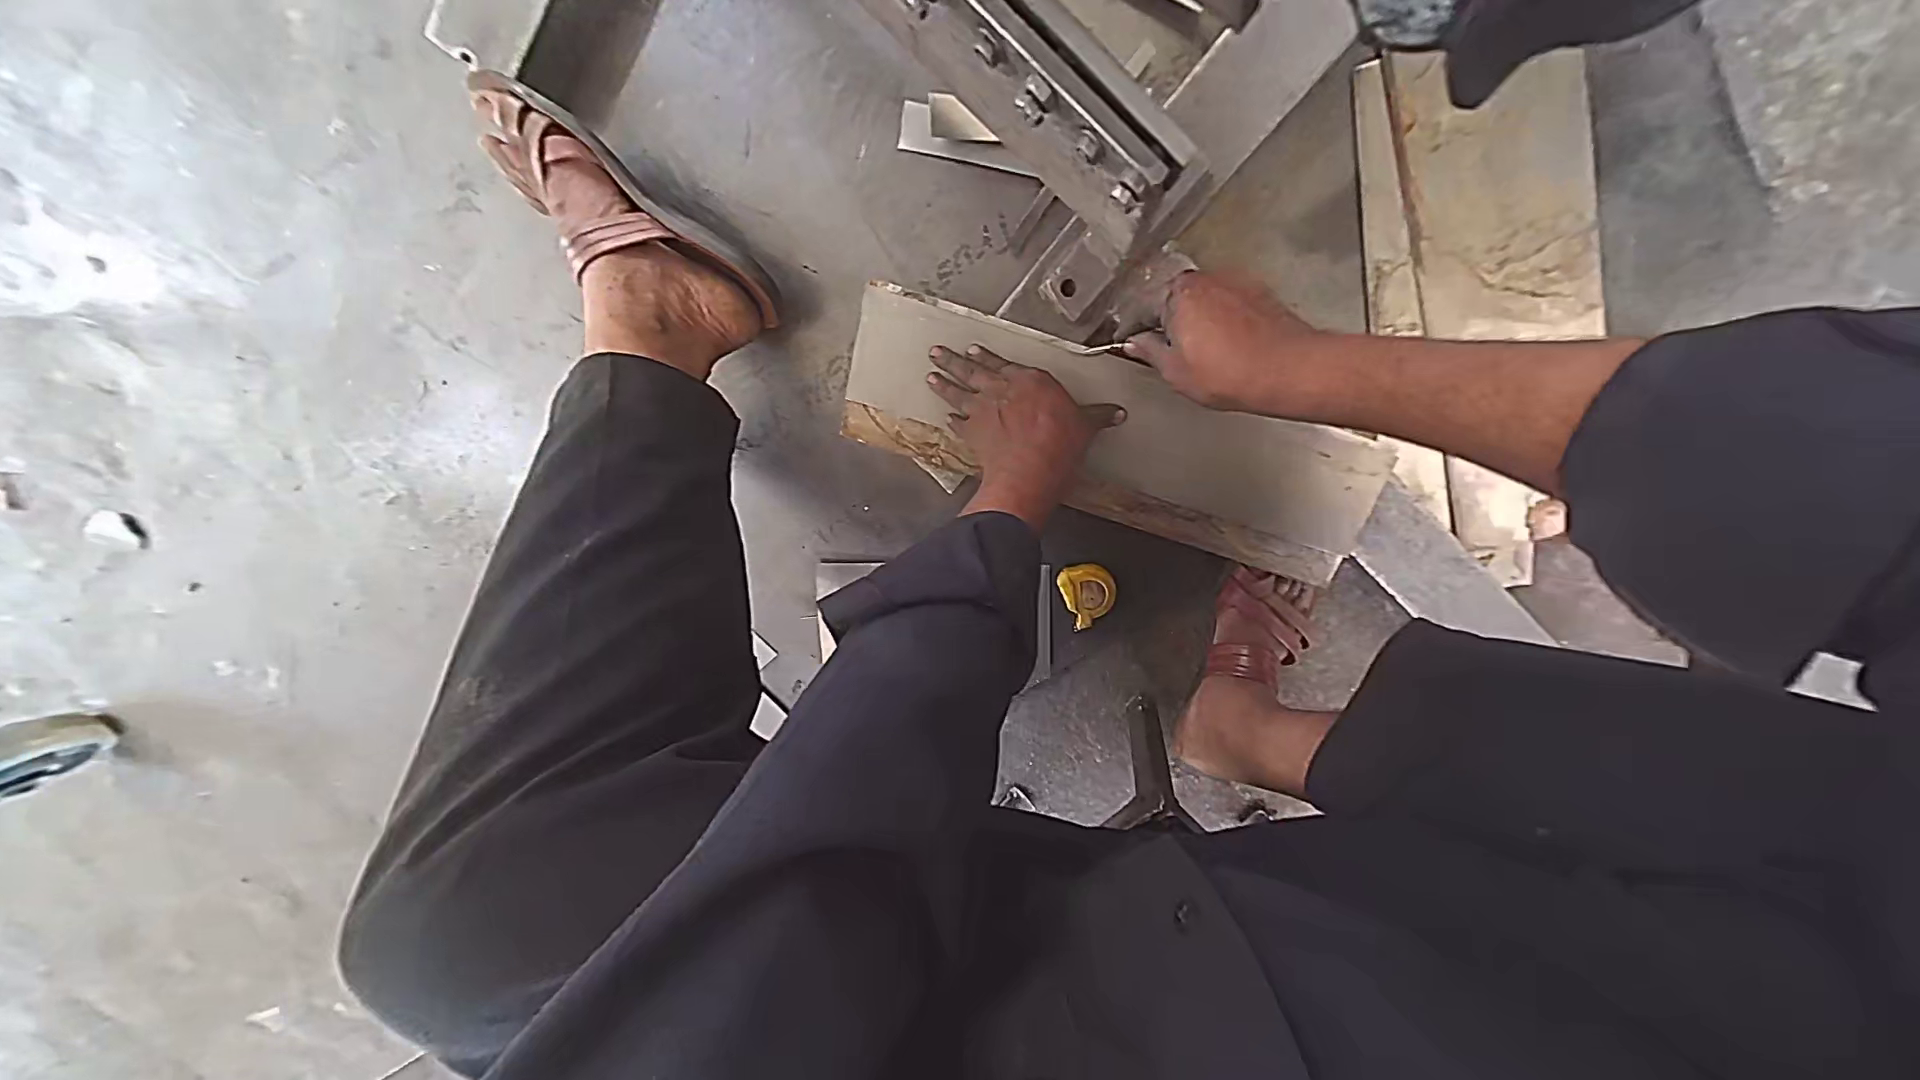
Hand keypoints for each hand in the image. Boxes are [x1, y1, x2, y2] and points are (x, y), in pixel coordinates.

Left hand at [927, 345, 1124, 528]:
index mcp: (1030, 380)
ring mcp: (982, 410)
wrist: (1030, 469)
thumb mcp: (1085, 427)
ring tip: (931, 374)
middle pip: (972, 370)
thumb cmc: (1059, 444)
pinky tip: (945, 419)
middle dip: (954, 361)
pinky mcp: (972, 433)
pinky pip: (958, 425)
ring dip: (943, 383)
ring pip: (957, 392)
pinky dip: (952, 422)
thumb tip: (1117, 413)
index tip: (976, 350)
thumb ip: (1097, 416)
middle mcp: (1001, 389)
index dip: (988, 357)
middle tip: (938, 352)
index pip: (1004, 364)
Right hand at [1125, 271, 1325, 413]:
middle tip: (1169, 351)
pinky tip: (1224, 346)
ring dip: (1196, 319)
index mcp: (1177, 293)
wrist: (1287, 370)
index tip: (1134, 343)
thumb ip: (1149, 351)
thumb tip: (1137, 343)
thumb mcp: (1173, 370)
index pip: (1142, 306)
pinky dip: (1221, 320)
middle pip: (1173, 297)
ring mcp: (1234, 282)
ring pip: (1202, 299)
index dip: (1136, 328)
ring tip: (1200, 353)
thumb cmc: (1232, 372)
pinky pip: (1227, 304)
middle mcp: (1205, 279)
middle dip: (1168, 320)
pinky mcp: (1258, 293)